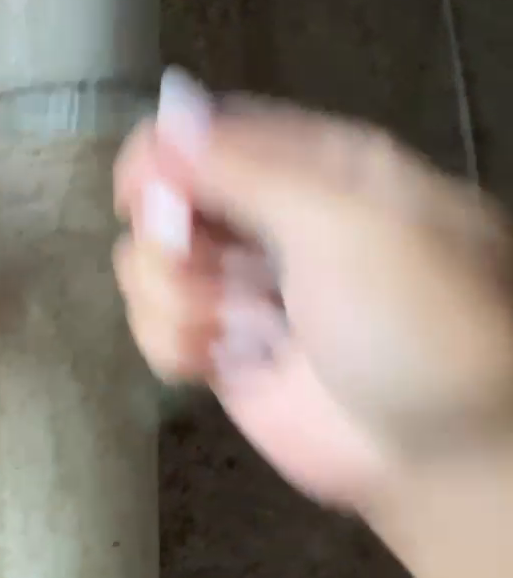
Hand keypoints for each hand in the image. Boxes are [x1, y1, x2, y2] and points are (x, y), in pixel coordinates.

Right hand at [113, 79, 512, 515]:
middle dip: (168, 250)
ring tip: (233, 333)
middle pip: (159, 207)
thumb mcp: (349, 228)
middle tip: (210, 278)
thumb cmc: (415, 326)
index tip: (142, 198)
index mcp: (318, 173)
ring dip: (173, 307)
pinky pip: (147, 326)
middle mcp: (269, 222)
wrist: (435, 449)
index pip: (208, 135)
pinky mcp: (209, 341)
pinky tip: (218, 364)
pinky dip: (172, 347)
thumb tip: (162, 127)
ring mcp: (235, 285)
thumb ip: (249, 171)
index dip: (159, 161)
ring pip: (144, 271)